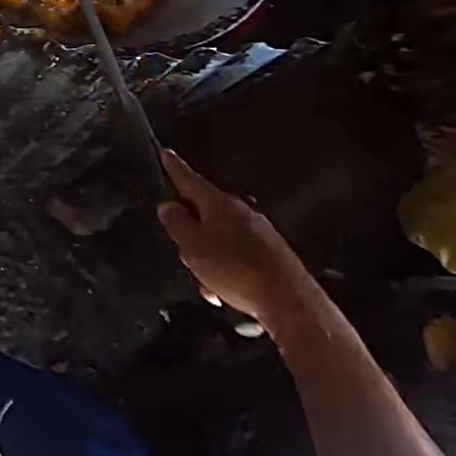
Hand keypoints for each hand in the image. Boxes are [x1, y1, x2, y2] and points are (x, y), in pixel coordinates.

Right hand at [156, 149, 286, 319]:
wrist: (289, 300)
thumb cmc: (239, 271)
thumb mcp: (192, 246)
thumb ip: (176, 223)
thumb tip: (169, 207)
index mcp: (217, 203)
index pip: (188, 178)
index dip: (174, 167)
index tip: (166, 154)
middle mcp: (239, 211)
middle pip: (202, 211)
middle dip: (189, 232)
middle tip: (183, 251)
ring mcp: (256, 230)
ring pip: (218, 237)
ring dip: (207, 257)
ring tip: (209, 282)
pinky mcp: (268, 251)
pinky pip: (236, 254)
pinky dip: (225, 269)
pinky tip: (225, 289)